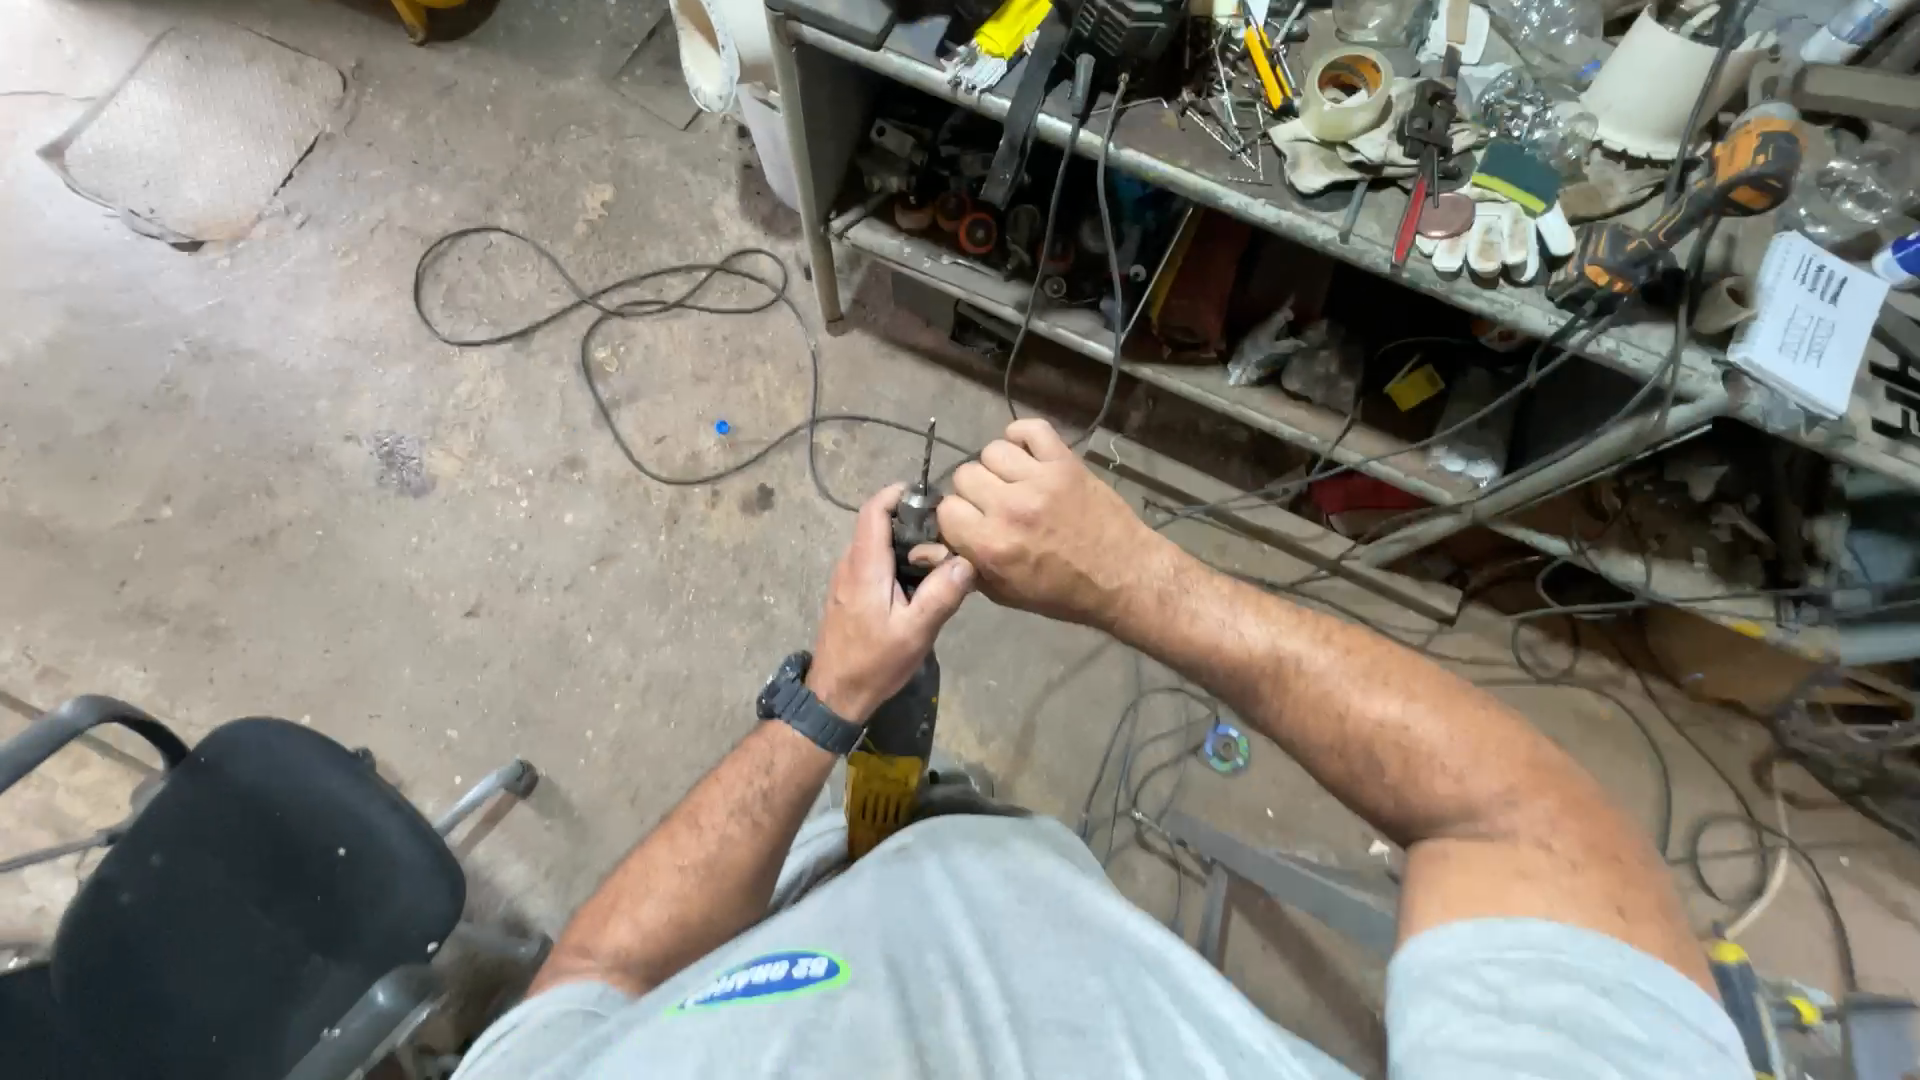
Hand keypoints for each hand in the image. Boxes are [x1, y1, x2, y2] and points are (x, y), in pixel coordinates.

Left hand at [807, 484, 973, 723]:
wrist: (835, 695)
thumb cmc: (874, 663)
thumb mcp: (915, 632)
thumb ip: (941, 595)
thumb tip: (966, 562)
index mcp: (865, 566)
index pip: (874, 509)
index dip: (899, 494)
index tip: (930, 499)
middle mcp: (850, 565)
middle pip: (880, 525)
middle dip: (913, 526)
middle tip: (946, 545)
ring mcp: (846, 580)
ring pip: (878, 546)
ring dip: (907, 548)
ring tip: (938, 569)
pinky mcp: (848, 595)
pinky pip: (874, 565)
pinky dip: (897, 565)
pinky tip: (918, 589)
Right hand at [937, 419, 1174, 629]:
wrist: (1122, 576)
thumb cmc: (1061, 593)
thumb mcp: (1004, 593)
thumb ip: (965, 566)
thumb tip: (927, 547)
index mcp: (991, 544)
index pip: (946, 509)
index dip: (955, 517)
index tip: (970, 523)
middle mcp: (1010, 508)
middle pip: (965, 475)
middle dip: (974, 491)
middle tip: (994, 504)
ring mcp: (1039, 480)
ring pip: (992, 450)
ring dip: (998, 467)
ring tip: (1014, 482)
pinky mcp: (1065, 462)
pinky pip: (1030, 429)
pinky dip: (1023, 436)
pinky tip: (1026, 454)